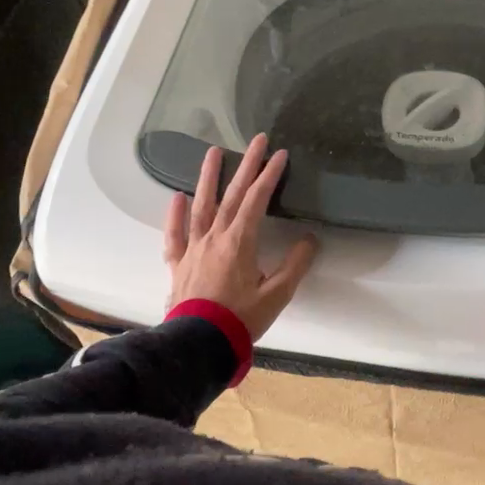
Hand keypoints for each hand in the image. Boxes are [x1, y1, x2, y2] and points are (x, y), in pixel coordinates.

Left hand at [163, 134, 318, 340]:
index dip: (270, 175)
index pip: (257, 200)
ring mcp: (193, 249)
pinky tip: (177, 197)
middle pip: (232, 195)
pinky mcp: (178, 264)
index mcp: (240, 242)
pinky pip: (174, 235)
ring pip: (201, 206)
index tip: (281, 154)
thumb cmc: (240, 320)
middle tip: (257, 140)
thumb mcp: (277, 294)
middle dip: (247, 165)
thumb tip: (310, 239)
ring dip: (209, 177)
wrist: (198, 345)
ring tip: (213, 152)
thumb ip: (296, 264)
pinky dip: (175, 215)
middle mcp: (215, 238)